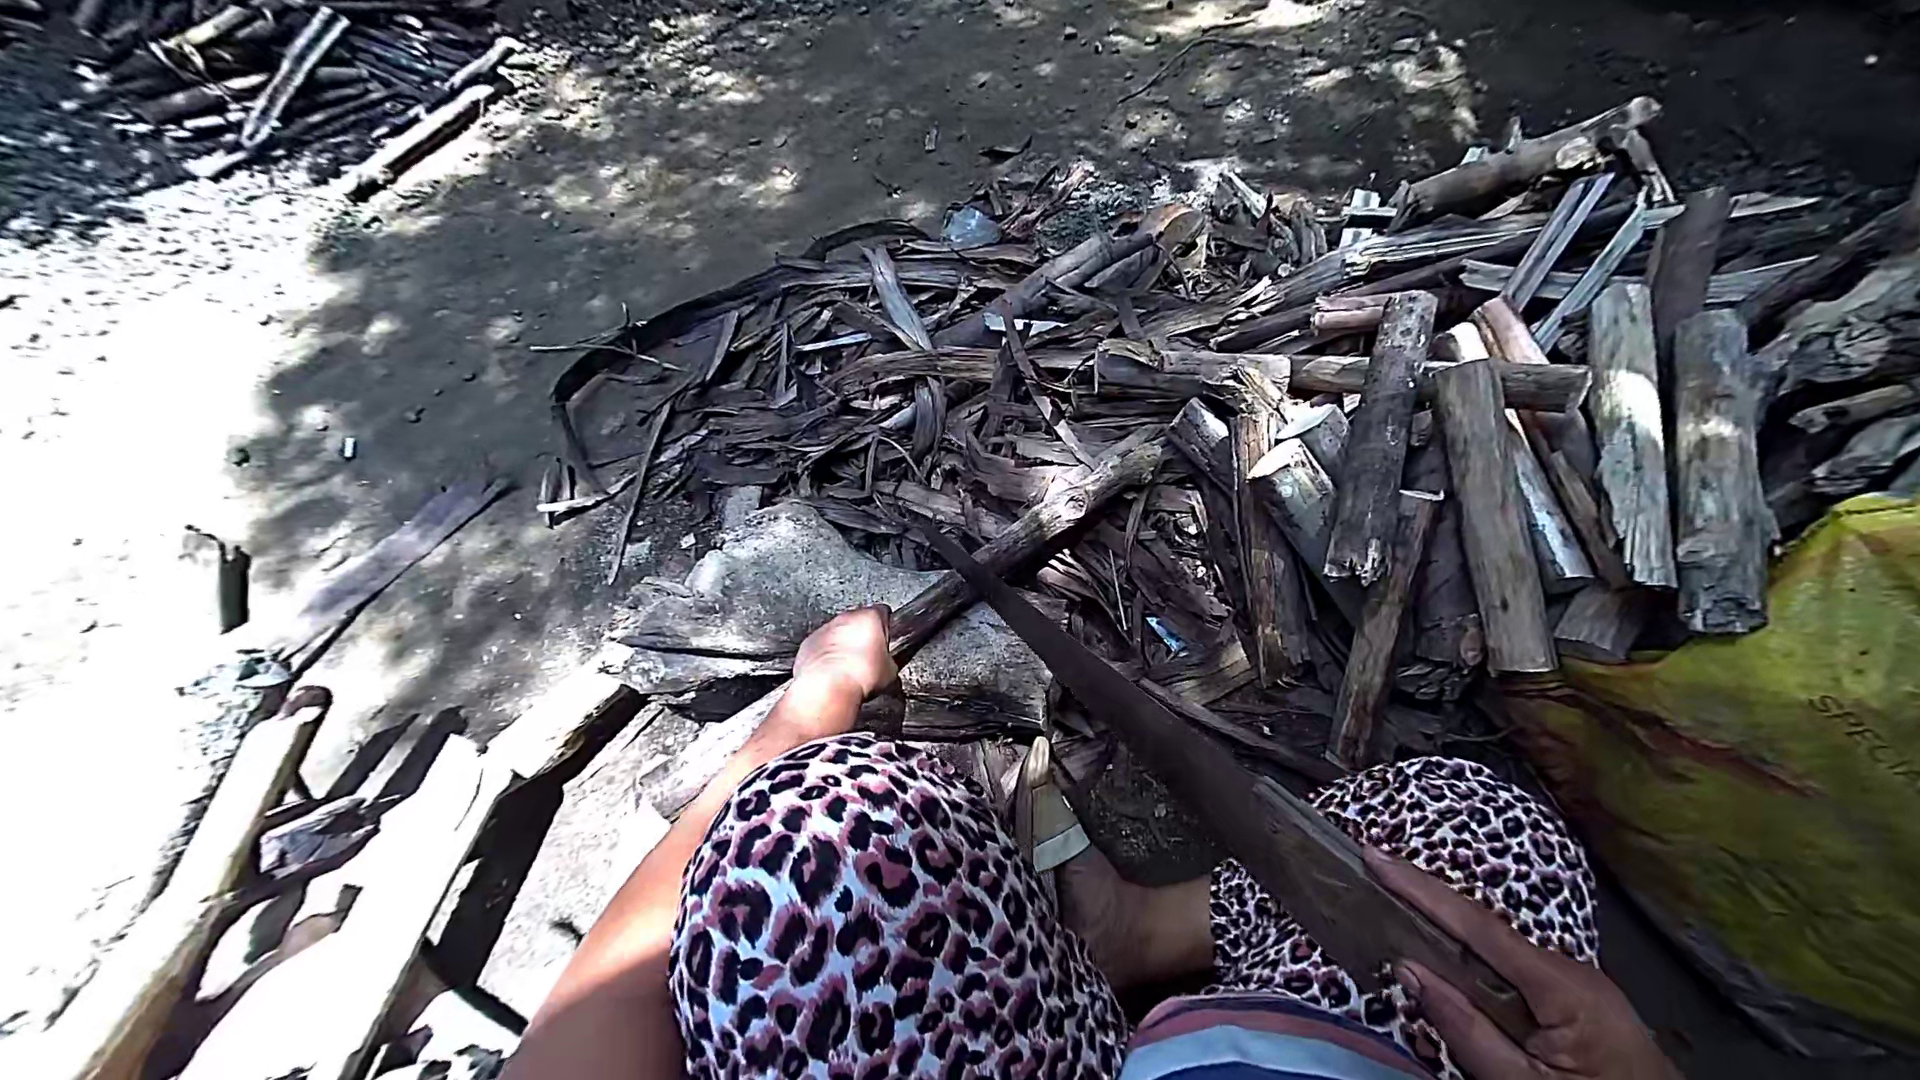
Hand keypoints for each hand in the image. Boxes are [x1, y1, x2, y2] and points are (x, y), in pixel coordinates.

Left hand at [792, 606, 896, 699]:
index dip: (885, 627)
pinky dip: (826, 655)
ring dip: (843, 645)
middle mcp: (846, 618)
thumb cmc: (858, 677)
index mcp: (869, 617)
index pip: (882, 612)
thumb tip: (887, 665)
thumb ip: (889, 659)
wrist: (827, 689)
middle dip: (862, 636)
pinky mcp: (809, 643)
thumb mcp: (890, 671)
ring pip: (838, 633)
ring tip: (849, 668)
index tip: (885, 640)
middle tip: (868, 657)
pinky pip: (821, 646)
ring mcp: (825, 629)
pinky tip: (832, 673)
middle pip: (858, 621)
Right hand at [1365, 848, 1683, 1079]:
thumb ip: (1467, 1030)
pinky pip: (1503, 965)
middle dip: (1424, 895)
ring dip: (1440, 922)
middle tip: (1371, 866)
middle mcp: (1569, 971)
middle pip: (1480, 926)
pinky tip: (1436, 946)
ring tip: (1390, 897)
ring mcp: (1573, 985)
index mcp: (1565, 987)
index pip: (1475, 924)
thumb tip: (1405, 967)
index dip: (1419, 886)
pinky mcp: (1571, 1001)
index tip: (1371, 854)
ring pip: (1490, 945)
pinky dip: (1462, 950)